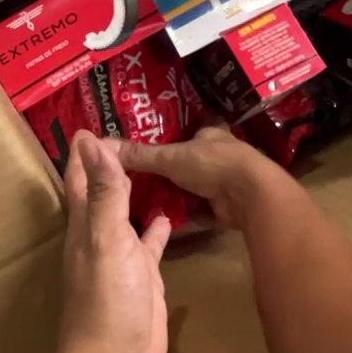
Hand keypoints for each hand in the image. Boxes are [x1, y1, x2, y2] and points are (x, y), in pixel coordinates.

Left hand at [60, 131, 170, 352]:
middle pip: (102, 191)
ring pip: (125, 214)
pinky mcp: (142, 276)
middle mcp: (98, 235)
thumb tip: (91, 141)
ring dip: (133, 192)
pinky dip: (154, 227)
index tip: (92, 123)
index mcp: (84, 223)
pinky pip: (147, 243)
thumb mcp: (106, 238)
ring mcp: (120, 256)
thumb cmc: (106, 298)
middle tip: (130, 135)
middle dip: (110, 164)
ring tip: (153, 163)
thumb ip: (104, 192)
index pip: (80, 178)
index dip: (83, 152)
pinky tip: (166, 214)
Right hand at [113, 127, 286, 231]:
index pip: (189, 132)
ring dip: (176, 194)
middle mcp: (220, 156)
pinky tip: (163, 220)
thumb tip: (101, 144)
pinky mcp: (227, 207)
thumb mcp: (170, 157)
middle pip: (189, 162)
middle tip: (138, 178)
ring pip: (193, 187)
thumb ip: (139, 155)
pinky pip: (200, 211)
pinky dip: (185, 215)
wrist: (251, 196)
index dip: (171, 138)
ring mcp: (226, 183)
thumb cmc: (213, 164)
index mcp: (211, 135)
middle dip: (169, 171)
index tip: (149, 147)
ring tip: (144, 200)